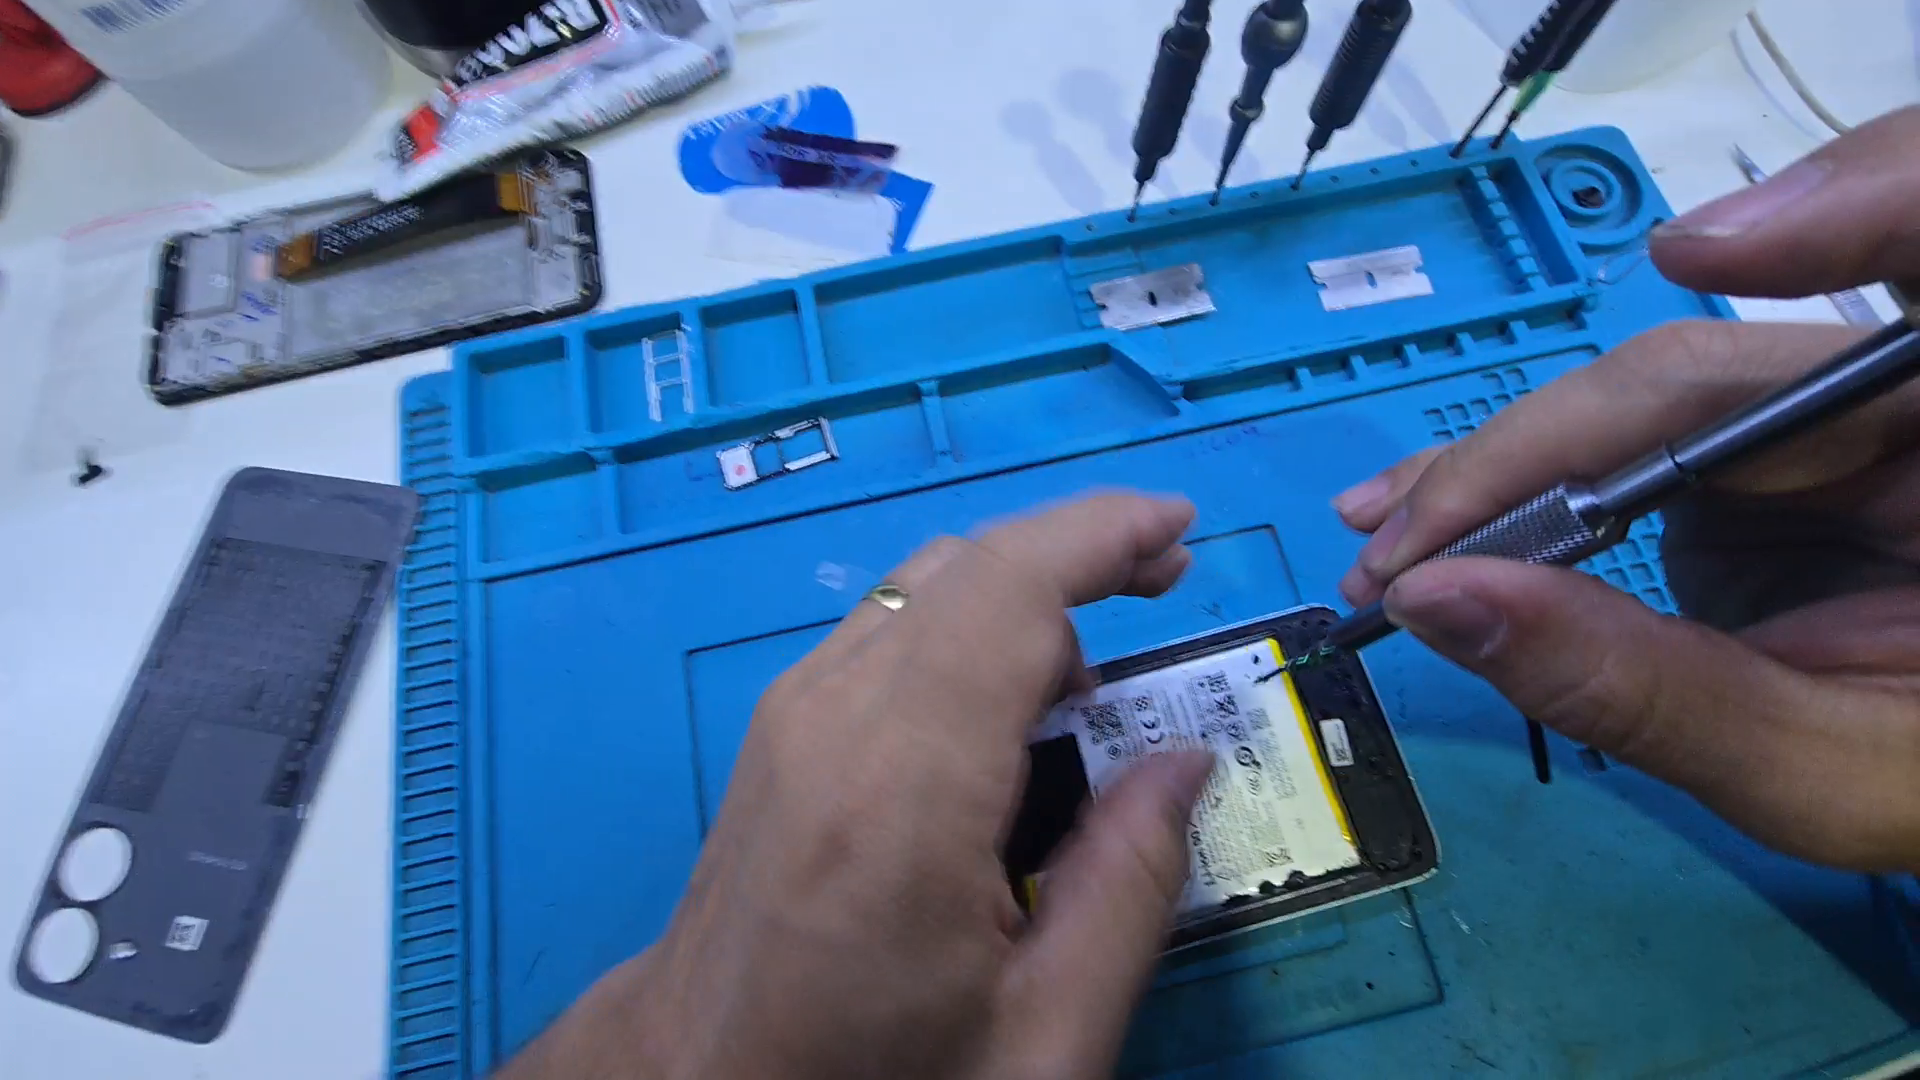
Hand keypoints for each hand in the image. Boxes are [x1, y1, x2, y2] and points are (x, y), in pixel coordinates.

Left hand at [501, 495, 1212, 1079]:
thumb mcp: (1041, 1033)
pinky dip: (974, 618)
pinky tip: (1010, 689)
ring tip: (1094, 664)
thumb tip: (1185, 759)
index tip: (1175, 528)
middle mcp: (838, 710)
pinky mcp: (787, 710)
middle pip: (970, 566)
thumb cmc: (871, 1077)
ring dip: (1027, 584)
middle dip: (1079, 548)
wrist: (699, 1079)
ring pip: (930, 581)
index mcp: (906, 787)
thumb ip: (1129, 882)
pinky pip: (897, 620)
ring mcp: (799, 700)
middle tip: (1162, 577)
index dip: (1099, 536)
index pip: (1006, 593)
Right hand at [1330, 107, 1919, 871]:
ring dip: (1482, 474)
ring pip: (1620, 407)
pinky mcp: (1738, 463)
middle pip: (1685, 382)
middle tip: (1393, 552)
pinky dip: (1506, 493)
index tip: (1691, 254)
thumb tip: (1427, 595)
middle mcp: (1898, 412)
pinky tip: (1429, 528)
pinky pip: (1603, 452)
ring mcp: (1811, 433)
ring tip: (1377, 535)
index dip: (1861, 211)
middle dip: (1514, 460)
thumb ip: (1633, 685)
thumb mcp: (1811, 774)